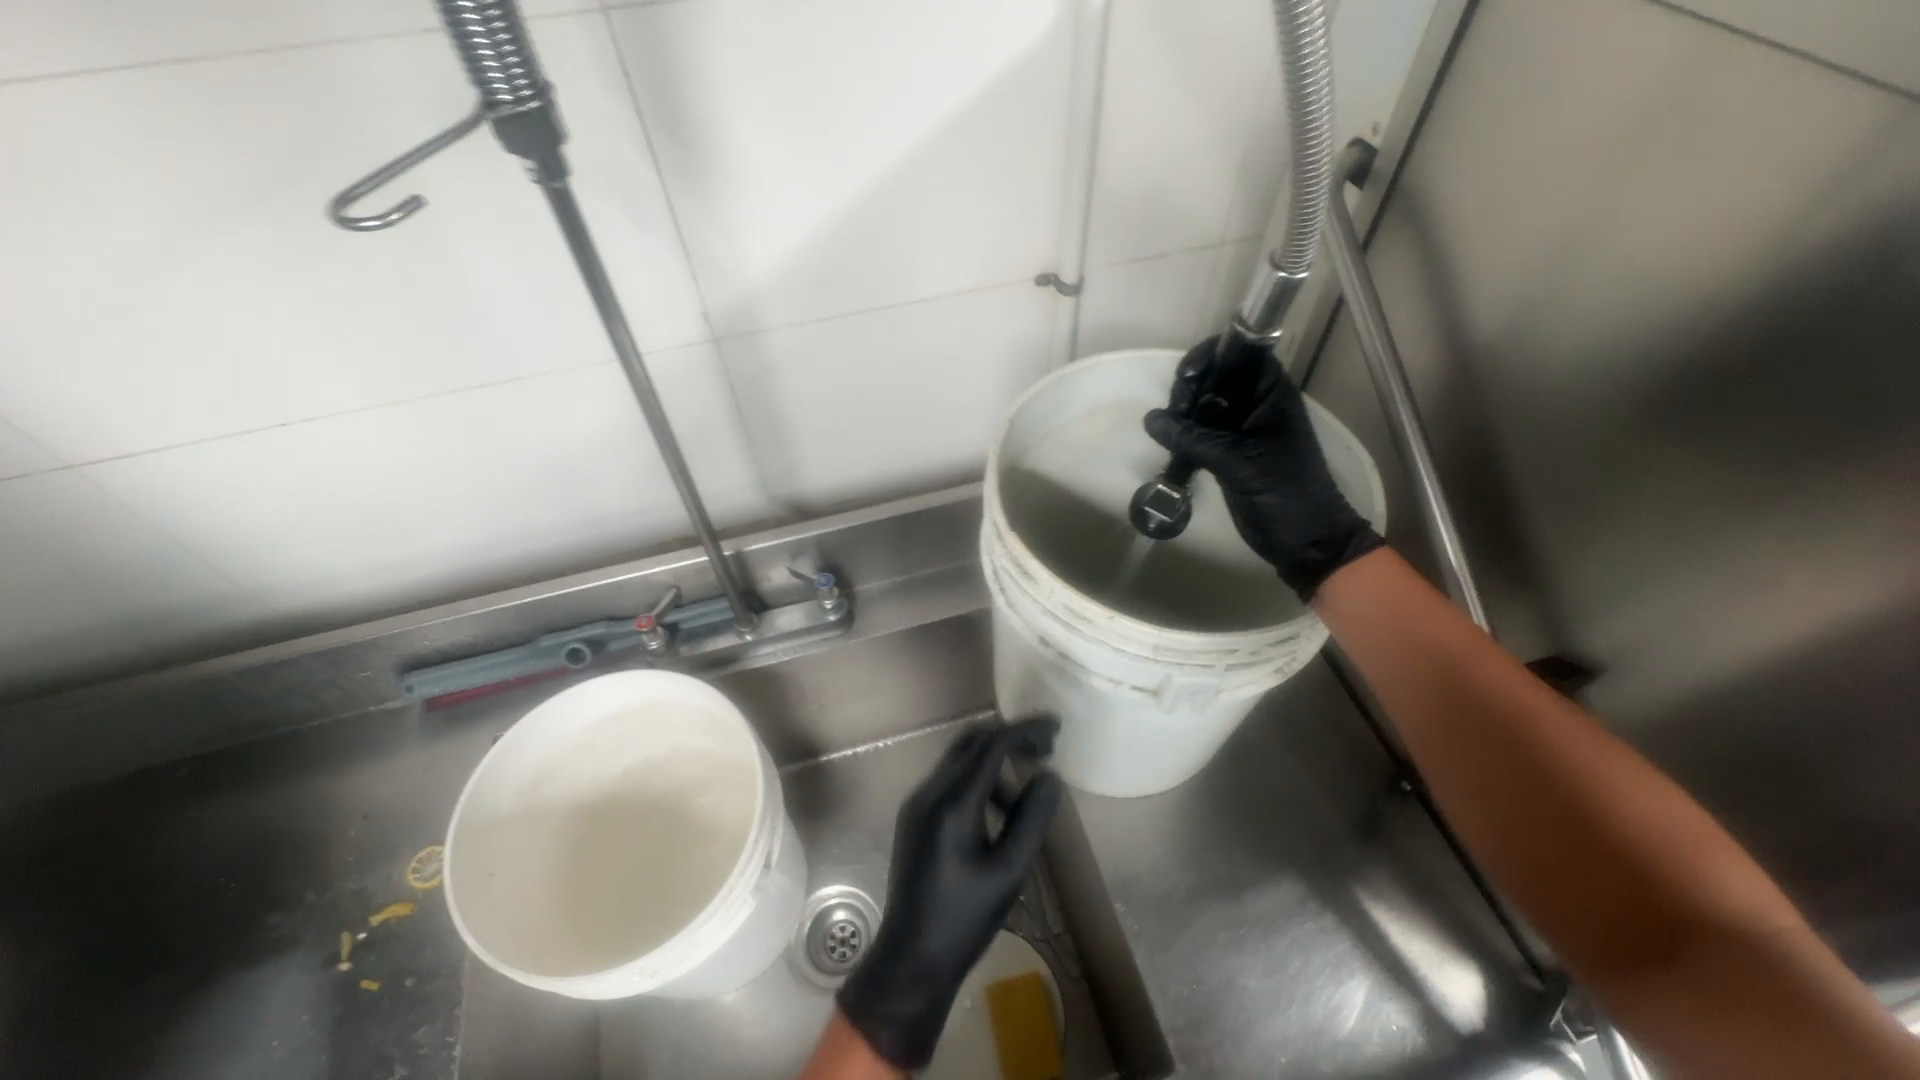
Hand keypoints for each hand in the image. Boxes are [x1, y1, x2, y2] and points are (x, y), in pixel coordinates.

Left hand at [836, 719, 1064, 1070]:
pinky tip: (998, 813)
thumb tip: (1049, 777)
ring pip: (959, 762)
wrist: (911, 957)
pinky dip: (977, 782)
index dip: (1025, 731)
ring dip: (994, 764)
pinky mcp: (914, 819)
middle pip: (970, 743)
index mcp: (952, 803)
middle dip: (1009, 738)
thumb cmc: (965, 919)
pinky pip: (948, 783)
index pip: (991, 745)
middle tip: (1046, 748)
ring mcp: (916, 805)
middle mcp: (928, 793)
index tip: (1056, 728)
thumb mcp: (1009, 872)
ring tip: (1026, 797)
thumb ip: (1031, 820)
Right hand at [1146, 335, 1383, 601]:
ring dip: (1184, 414)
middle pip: (1216, 377)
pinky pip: (1202, 432)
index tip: (1187, 380)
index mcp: (1271, 394)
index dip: (1210, 356)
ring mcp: (1243, 429)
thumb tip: (1151, 419)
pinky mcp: (1231, 453)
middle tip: (1175, 417)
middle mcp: (1257, 404)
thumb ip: (1192, 437)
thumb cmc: (1283, 492)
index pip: (1239, 352)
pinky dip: (1186, 436)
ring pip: (1206, 406)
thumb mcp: (1236, 461)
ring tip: (1170, 435)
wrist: (1305, 539)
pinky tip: (1173, 448)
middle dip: (1191, 389)